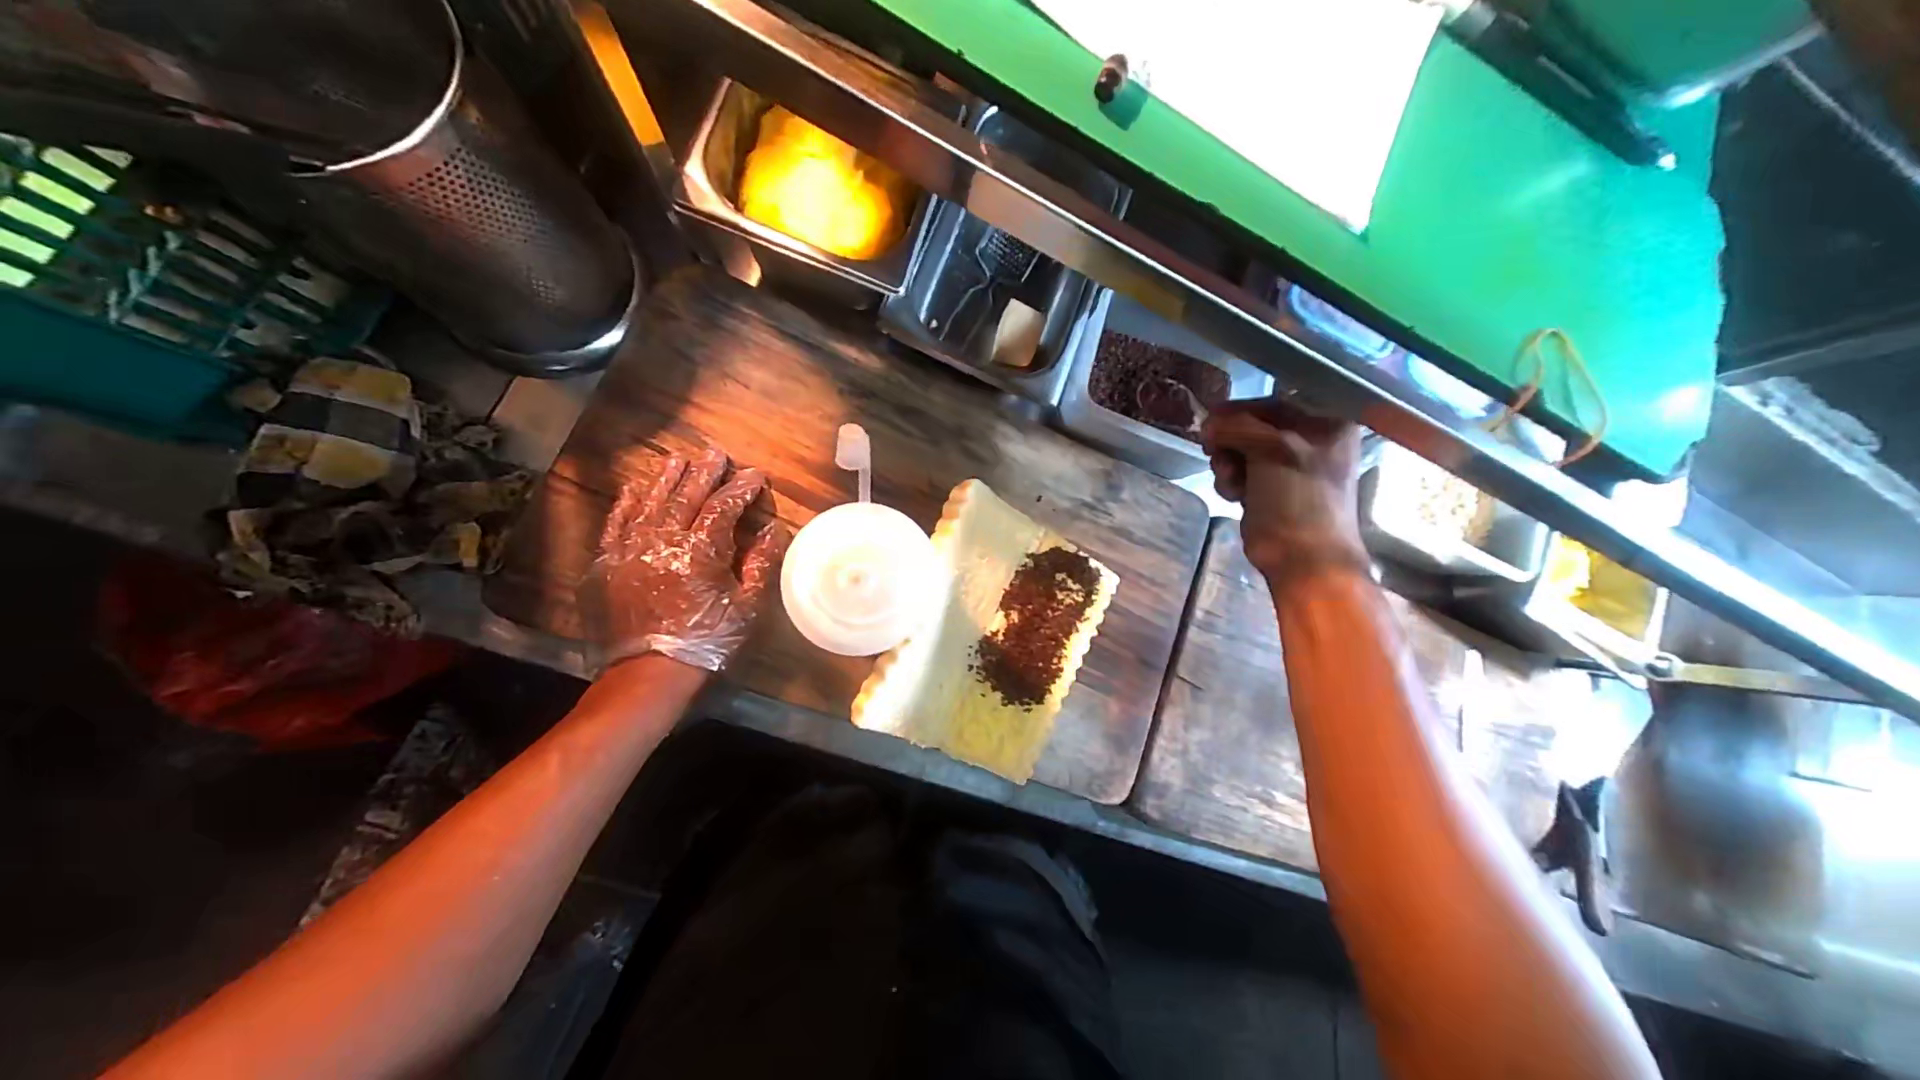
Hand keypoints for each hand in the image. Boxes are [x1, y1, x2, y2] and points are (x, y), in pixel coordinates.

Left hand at [591, 447, 790, 671]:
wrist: (648, 671)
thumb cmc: (705, 639)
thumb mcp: (746, 606)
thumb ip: (761, 563)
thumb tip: (773, 529)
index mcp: (702, 550)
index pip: (724, 506)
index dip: (741, 488)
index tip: (755, 475)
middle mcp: (665, 539)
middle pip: (687, 496)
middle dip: (704, 472)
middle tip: (715, 453)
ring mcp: (631, 548)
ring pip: (651, 502)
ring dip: (666, 478)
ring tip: (677, 459)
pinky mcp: (607, 562)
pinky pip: (616, 523)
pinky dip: (627, 504)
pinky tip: (636, 489)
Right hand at [1201, 397, 1366, 581]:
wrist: (1303, 558)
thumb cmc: (1299, 498)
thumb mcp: (1272, 449)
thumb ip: (1238, 426)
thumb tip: (1208, 422)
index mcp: (1327, 424)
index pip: (1274, 403)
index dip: (1239, 410)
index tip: (1210, 419)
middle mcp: (1310, 441)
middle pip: (1254, 427)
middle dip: (1231, 442)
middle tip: (1214, 452)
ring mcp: (1289, 468)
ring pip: (1242, 451)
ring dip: (1227, 464)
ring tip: (1229, 481)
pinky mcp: (1270, 490)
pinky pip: (1241, 473)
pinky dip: (1231, 481)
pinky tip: (1233, 495)